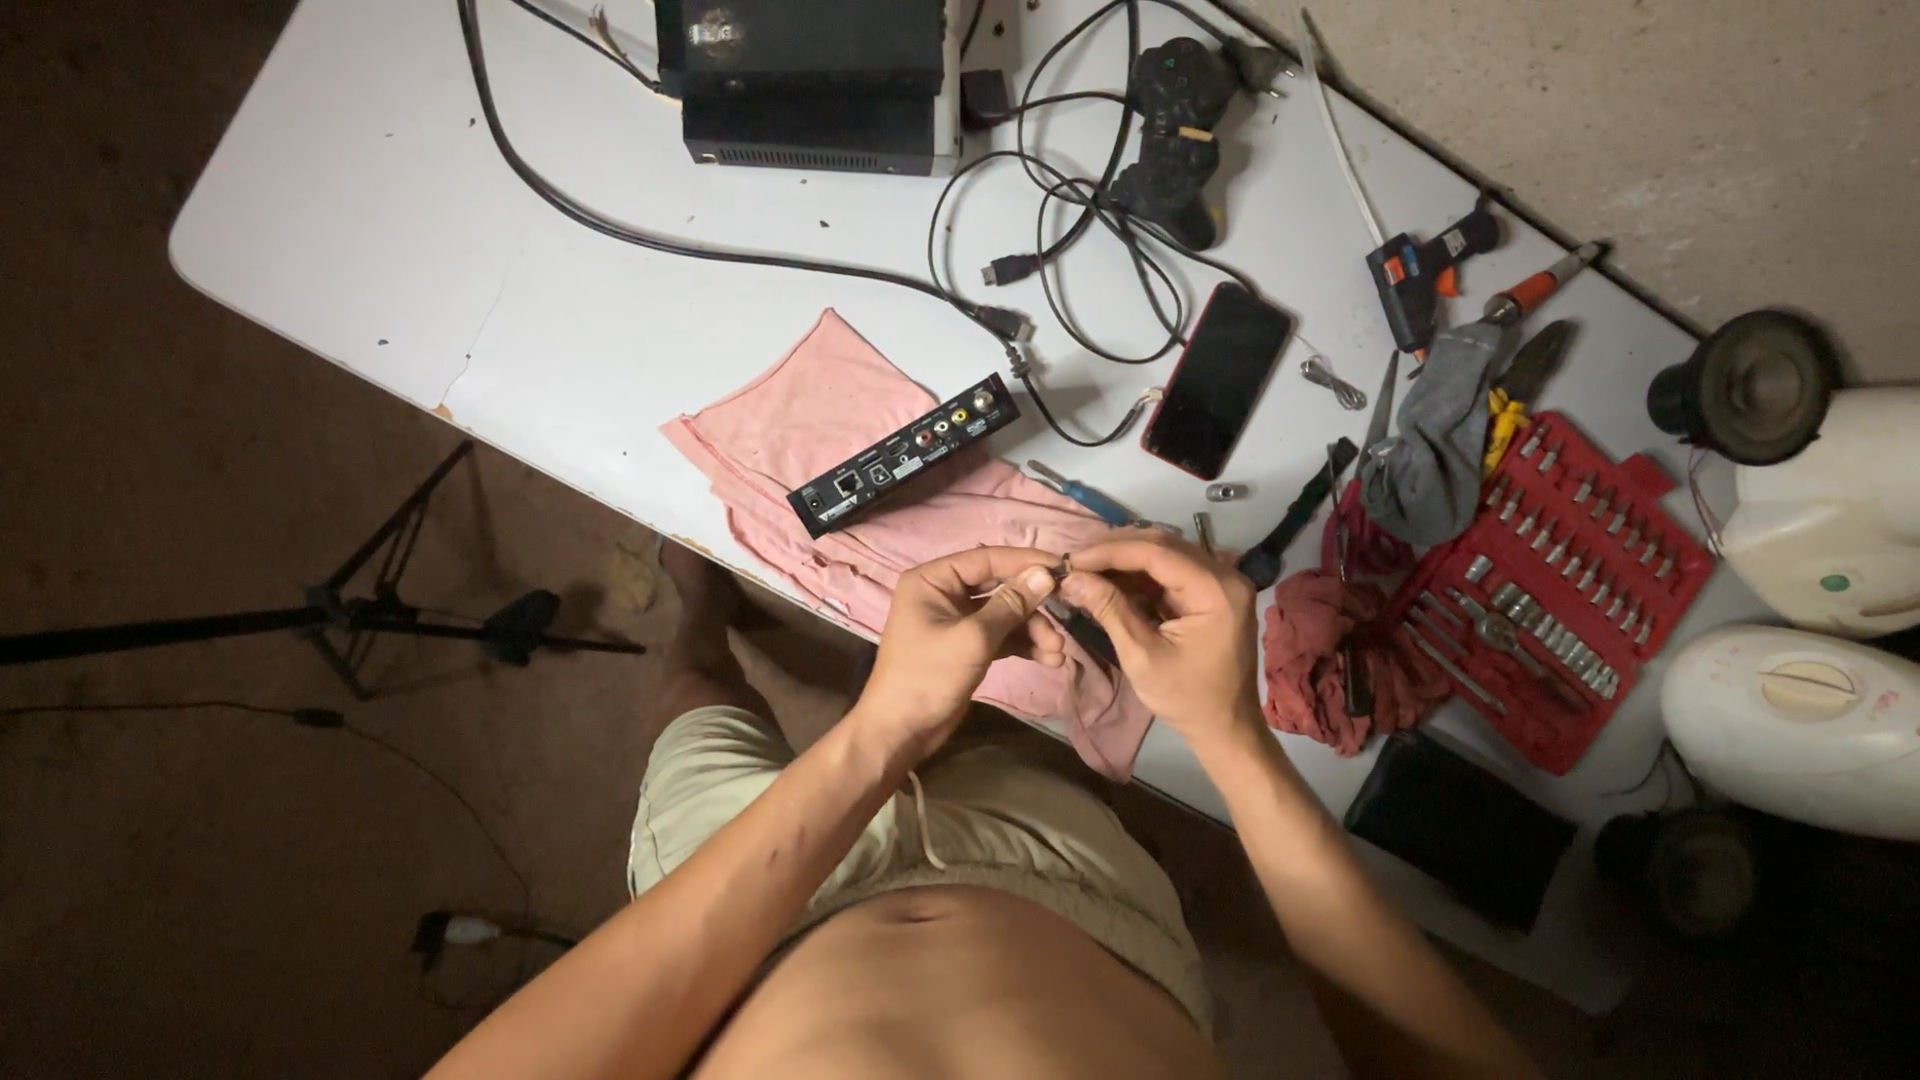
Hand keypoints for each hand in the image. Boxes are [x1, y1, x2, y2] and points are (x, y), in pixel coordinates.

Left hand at [850, 547, 1066, 766]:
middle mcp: (942, 593)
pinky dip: (1022, 644)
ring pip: (1004, 613)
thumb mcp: (973, 638)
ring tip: (1057, 651)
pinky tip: (1048, 659)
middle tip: (1066, 614)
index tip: (1063, 568)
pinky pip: (1000, 635)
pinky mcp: (967, 645)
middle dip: (1032, 605)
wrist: (901, 731)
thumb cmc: (929, 676)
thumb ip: (1011, 604)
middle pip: (998, 586)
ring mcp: (955, 620)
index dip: (1026, 562)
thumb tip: (1046, 574)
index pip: (986, 558)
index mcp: (932, 579)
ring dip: (1032, 629)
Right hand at [1059, 529, 1264, 754]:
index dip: (1111, 551)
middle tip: (1075, 561)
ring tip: (1086, 568)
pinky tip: (1109, 580)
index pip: (1157, 553)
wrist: (1225, 726)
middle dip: (1115, 550)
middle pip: (1162, 545)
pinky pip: (1170, 570)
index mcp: (1217, 591)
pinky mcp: (1211, 591)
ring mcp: (1220, 582)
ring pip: (1164, 553)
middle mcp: (1224, 576)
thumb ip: (1109, 610)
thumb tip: (1071, 578)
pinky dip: (1138, 574)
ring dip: (1124, 559)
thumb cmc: (1186, 698)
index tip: (1072, 559)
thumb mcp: (1141, 655)